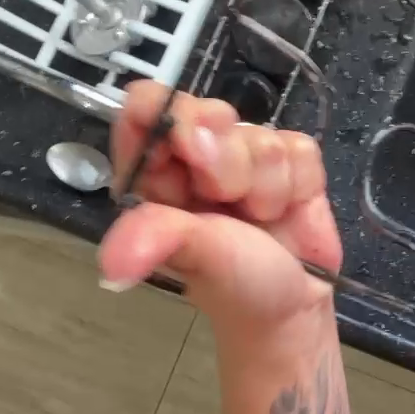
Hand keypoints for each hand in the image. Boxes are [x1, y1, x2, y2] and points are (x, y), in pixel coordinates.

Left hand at [97, 82, 340, 341]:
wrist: (293, 307)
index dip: (169, 116)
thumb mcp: (190, 257)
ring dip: (267, 186)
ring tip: (261, 219)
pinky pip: (301, 148)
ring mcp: (247, 156)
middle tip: (227, 201)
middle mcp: (196, 157)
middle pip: (211, 114)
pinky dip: (299, 183)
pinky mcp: (292, 163)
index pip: (146, 107)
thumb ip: (156, 236)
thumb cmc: (232, 284)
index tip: (190, 148)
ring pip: (263, 135)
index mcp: (154, 171)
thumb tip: (113, 266)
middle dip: (227, 162)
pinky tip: (288, 209)